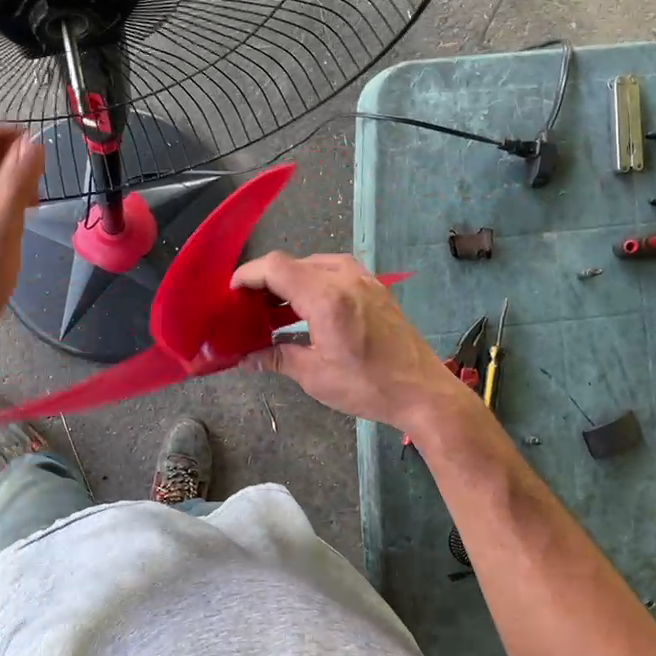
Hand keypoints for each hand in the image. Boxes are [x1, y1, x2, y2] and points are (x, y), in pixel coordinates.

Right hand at [231, 252, 470, 431]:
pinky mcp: (376, 289)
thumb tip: (246, 358)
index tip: (231, 292)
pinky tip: (306, 309)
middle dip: (266, 280)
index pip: (276, 267)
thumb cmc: (368, 386)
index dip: (248, 275)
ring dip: (291, 281)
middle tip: (248, 306)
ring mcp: (364, 280)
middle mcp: (345, 278)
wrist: (423, 391)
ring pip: (315, 264)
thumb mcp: (314, 376)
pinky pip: (336, 272)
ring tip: (273, 309)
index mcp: (326, 297)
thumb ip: (277, 359)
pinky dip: (314, 283)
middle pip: (294, 263)